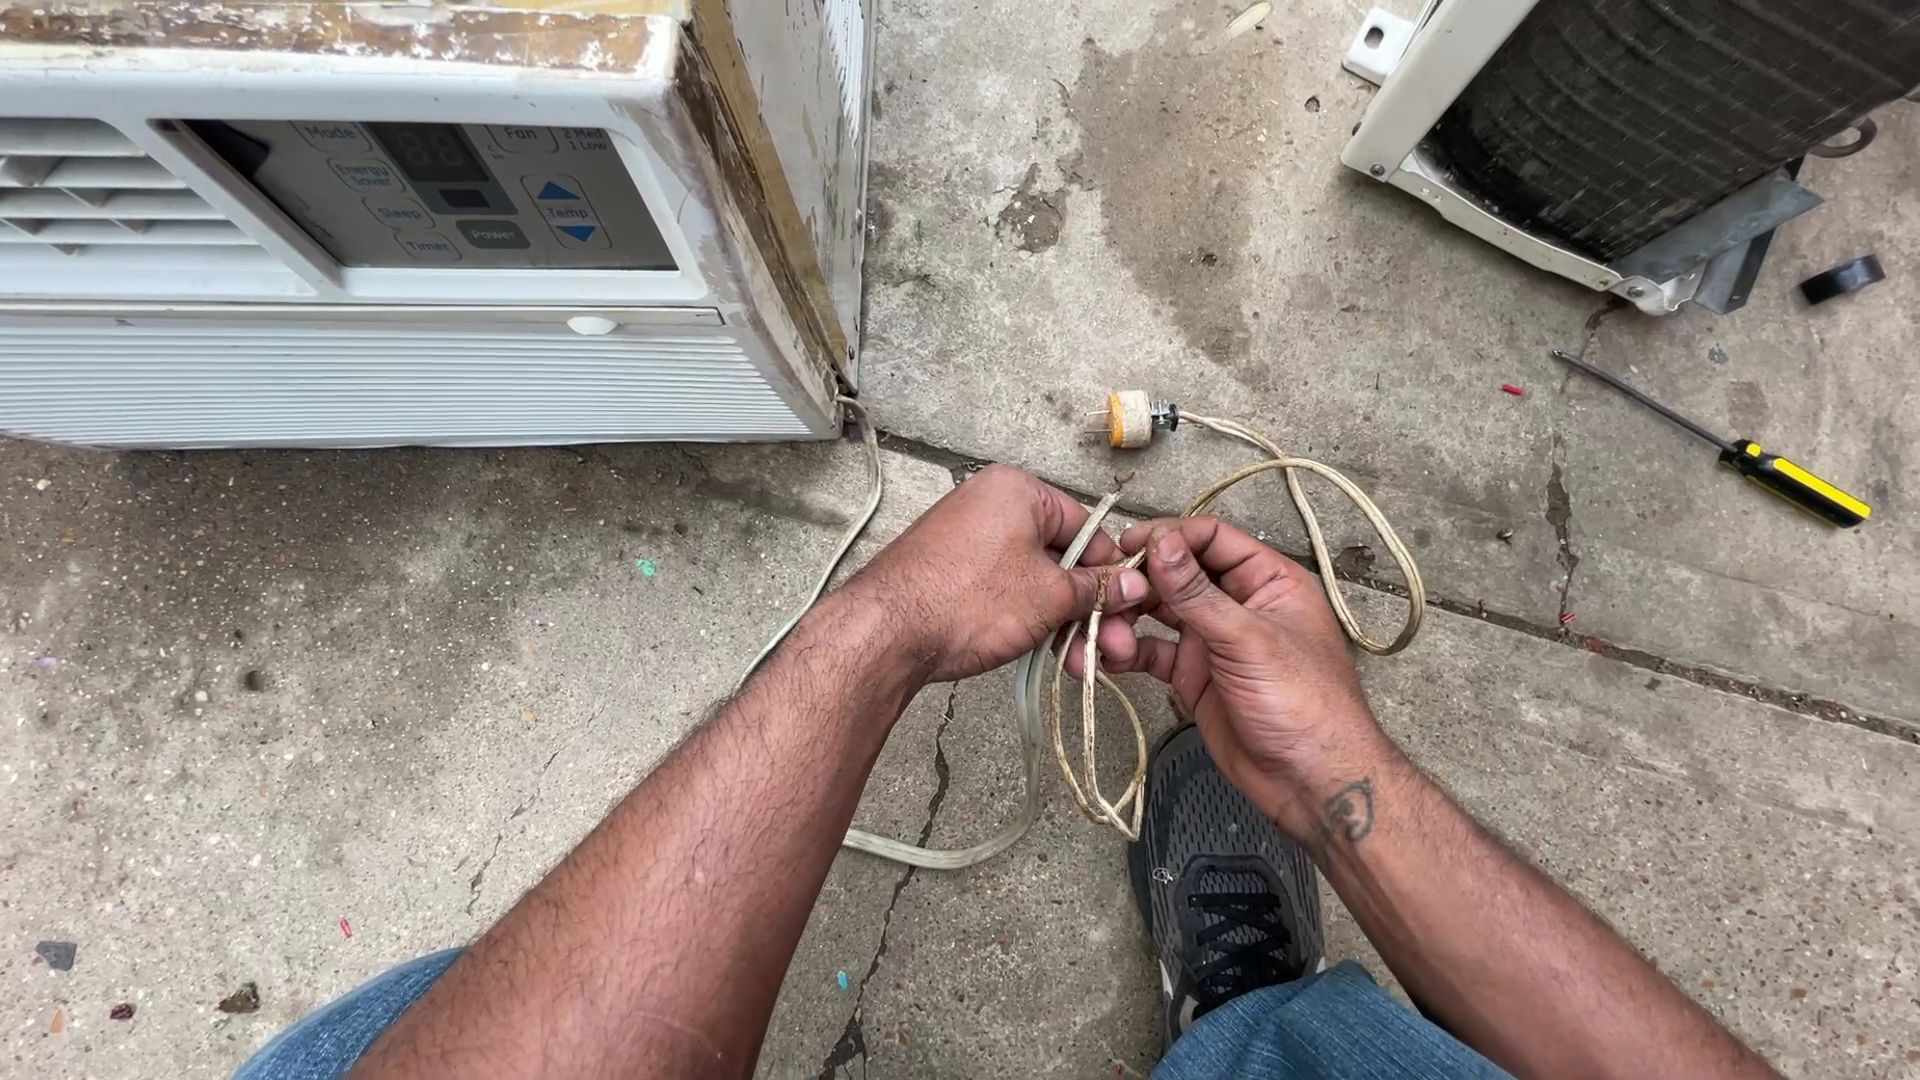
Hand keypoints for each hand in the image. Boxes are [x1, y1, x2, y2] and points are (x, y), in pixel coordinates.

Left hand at [840, 465, 1147, 682]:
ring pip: (1032, 580)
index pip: (1086, 526)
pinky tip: (1049, 653)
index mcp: (1017, 490)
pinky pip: (1003, 590)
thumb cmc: (963, 600)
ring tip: (1082, 660)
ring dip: (1062, 621)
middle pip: (1059, 557)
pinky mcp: (951, 572)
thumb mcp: (1048, 595)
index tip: (1127, 603)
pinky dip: (1027, 619)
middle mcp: (989, 506)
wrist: (887, 632)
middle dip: (1088, 606)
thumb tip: (1129, 585)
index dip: (1110, 570)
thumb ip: (1095, 589)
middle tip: (1111, 643)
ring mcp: (967, 540)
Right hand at [1071, 517, 1398, 841]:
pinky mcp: (1191, 673)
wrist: (1309, 783)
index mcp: (1266, 581)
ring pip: (1158, 613)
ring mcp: (1211, 639)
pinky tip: (1106, 658)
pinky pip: (1151, 652)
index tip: (1129, 544)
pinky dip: (1127, 653)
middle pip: (1177, 574)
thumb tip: (1160, 541)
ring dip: (1126, 618)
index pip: (1212, 539)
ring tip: (1105, 633)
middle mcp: (1236, 603)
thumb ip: (1197, 592)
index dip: (1170, 537)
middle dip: (1139, 581)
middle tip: (1105, 590)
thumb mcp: (1247, 639)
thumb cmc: (1303, 704)